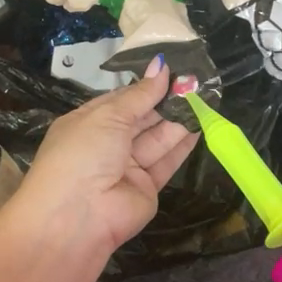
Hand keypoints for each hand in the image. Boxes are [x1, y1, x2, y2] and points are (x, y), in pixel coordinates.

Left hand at [11, 60, 198, 254]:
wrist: (78, 216)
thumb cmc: (82, 154)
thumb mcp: (108, 116)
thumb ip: (140, 95)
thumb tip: (162, 65)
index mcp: (88, 123)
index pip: (121, 100)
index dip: (145, 86)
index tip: (172, 71)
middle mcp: (107, 144)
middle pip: (142, 118)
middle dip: (165, 101)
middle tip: (195, 82)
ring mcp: (127, 167)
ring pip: (157, 139)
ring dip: (178, 120)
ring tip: (204, 98)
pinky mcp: (147, 187)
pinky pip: (166, 161)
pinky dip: (183, 145)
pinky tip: (201, 125)